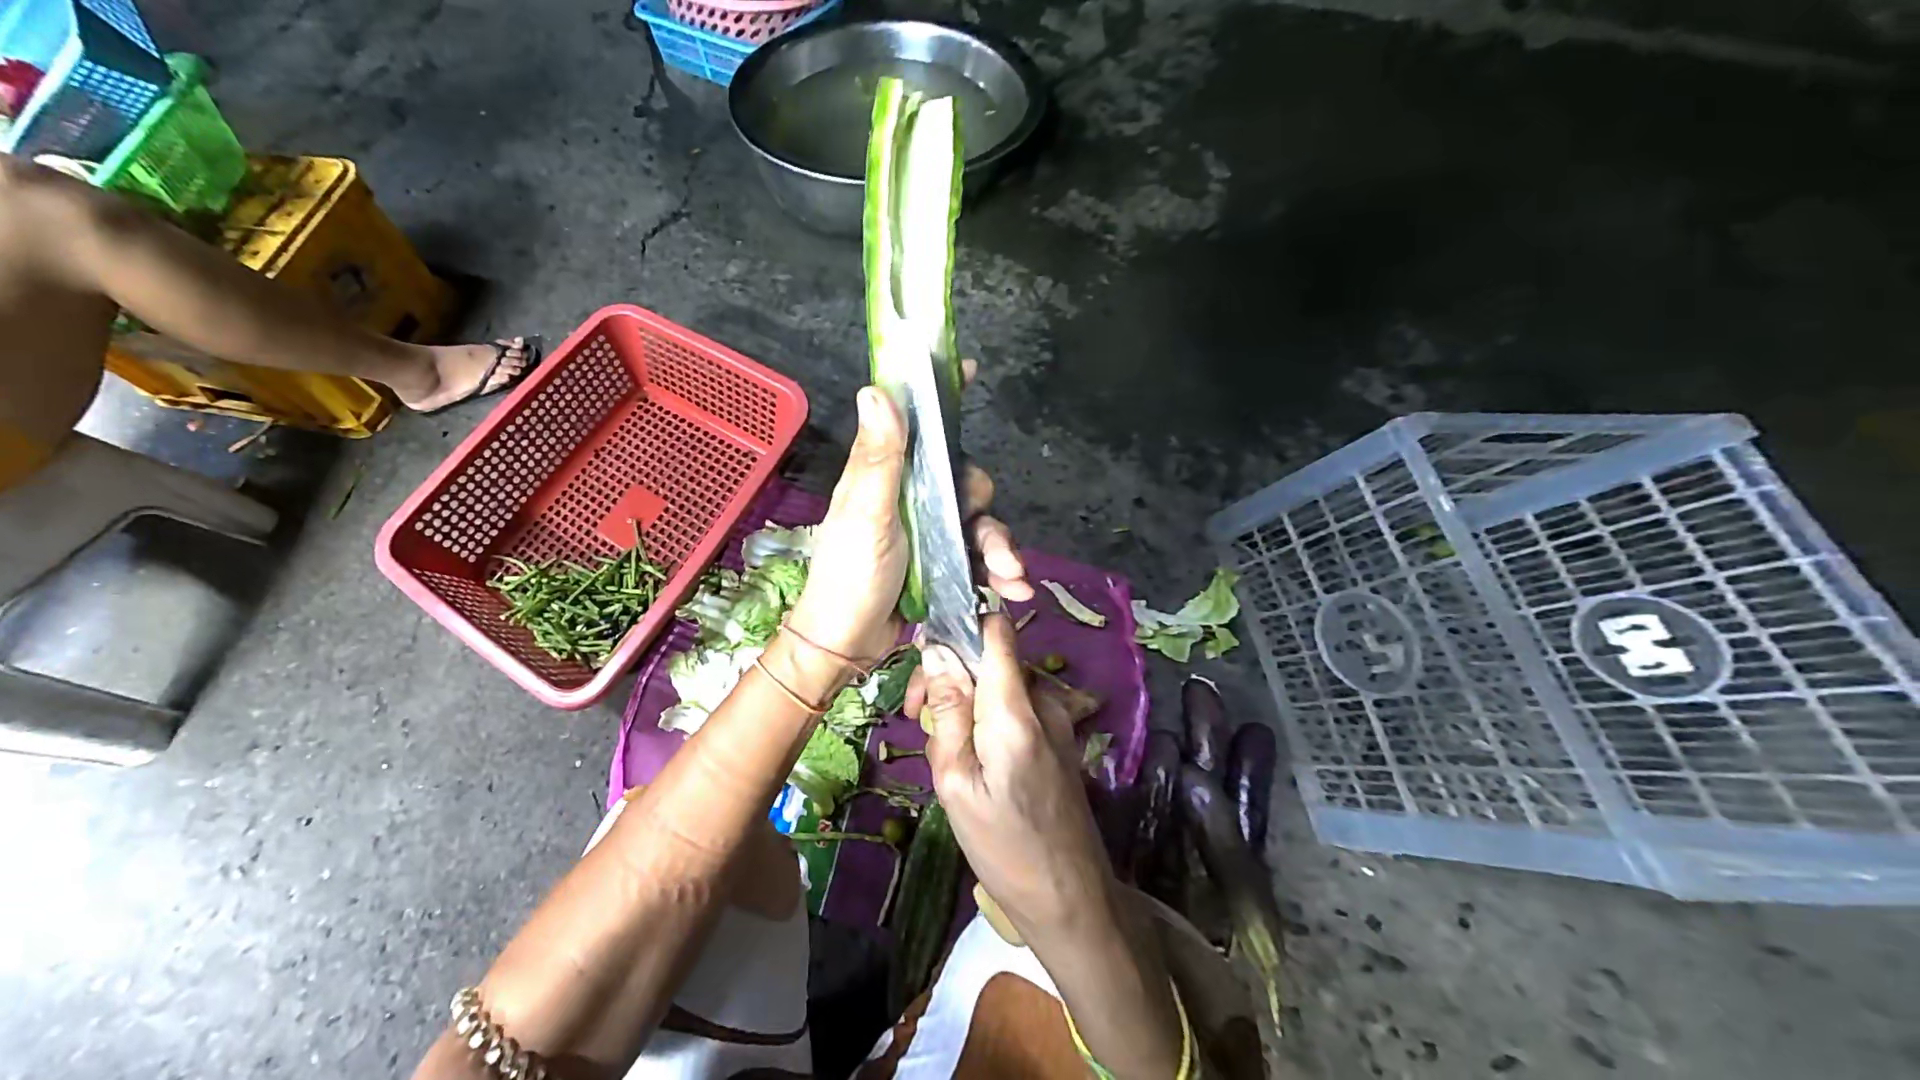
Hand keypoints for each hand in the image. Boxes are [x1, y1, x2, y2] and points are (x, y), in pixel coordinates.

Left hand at [788, 372, 1030, 663]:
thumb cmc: (850, 575)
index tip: (969, 370)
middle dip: (984, 509)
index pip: (915, 424)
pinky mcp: (941, 563)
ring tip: (1010, 575)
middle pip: (964, 480)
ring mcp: (927, 532)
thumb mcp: (866, 514)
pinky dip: (998, 570)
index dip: (941, 397)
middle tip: (991, 540)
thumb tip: (876, 390)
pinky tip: (1012, 588)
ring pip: (980, 522)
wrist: (849, 643)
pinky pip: (979, 555)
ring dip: (1000, 547)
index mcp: (887, 475)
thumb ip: (878, 458)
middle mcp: (909, 496)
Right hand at [921, 615, 1114, 937]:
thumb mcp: (956, 782)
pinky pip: (1017, 708)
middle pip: (991, 658)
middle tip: (918, 720)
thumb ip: (948, 711)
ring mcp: (1059, 720)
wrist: (1071, 899)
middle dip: (951, 676)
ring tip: (947, 754)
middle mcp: (1044, 702)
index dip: (958, 629)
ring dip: (968, 702)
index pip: (995, 630)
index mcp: (1016, 709)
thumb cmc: (1004, 847)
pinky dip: (989, 720)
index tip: (926, 663)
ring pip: (1000, 685)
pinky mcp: (1061, 738)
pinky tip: (976, 762)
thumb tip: (937, 650)